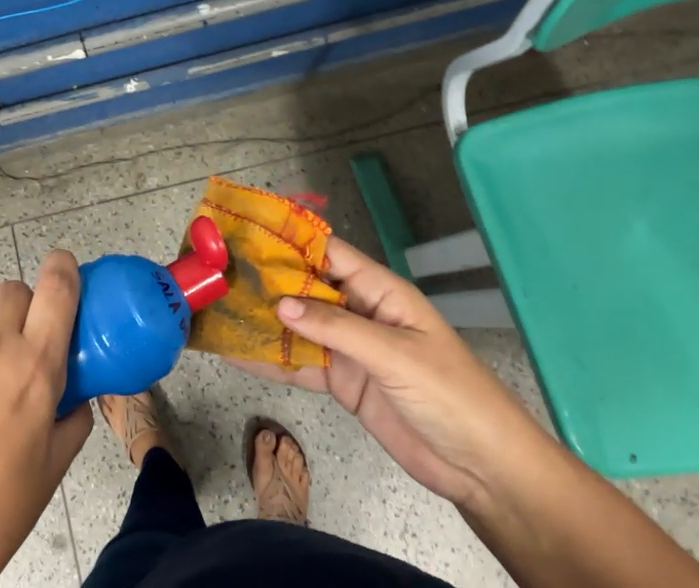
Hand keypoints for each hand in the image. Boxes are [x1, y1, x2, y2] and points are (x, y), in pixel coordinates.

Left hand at [0, 250, 93, 587]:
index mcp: (38, 366)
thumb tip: (75, 394)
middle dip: (19, 307)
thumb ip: (72, 416)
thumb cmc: (2, 503)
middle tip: (15, 342)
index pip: (56, 289)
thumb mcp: (55, 462)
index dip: (62, 267)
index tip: (63, 266)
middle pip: (12, 290)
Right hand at [229, 235, 551, 509]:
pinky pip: (299, 365)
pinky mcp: (342, 383)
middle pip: (306, 289)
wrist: (482, 468)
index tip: (247, 230)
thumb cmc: (452, 396)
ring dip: (262, 321)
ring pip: (297, 327)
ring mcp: (349, 349)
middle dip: (266, 280)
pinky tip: (235, 355)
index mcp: (381, 292)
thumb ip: (337, 329)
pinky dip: (270, 361)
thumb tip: (280, 304)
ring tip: (216, 309)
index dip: (291, 240)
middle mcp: (360, 313)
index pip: (330, 254)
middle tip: (217, 272)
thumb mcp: (396, 355)